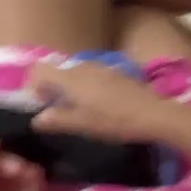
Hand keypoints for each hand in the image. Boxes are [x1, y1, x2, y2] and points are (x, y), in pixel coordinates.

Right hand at [28, 61, 166, 141]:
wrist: (157, 114)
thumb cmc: (116, 120)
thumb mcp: (83, 124)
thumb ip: (57, 120)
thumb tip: (37, 119)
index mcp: (68, 77)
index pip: (37, 70)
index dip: (33, 86)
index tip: (42, 104)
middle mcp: (82, 66)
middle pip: (58, 71)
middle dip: (54, 88)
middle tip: (63, 109)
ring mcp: (103, 67)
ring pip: (78, 73)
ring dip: (75, 87)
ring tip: (85, 108)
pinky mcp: (120, 73)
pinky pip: (97, 76)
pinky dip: (93, 87)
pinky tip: (106, 104)